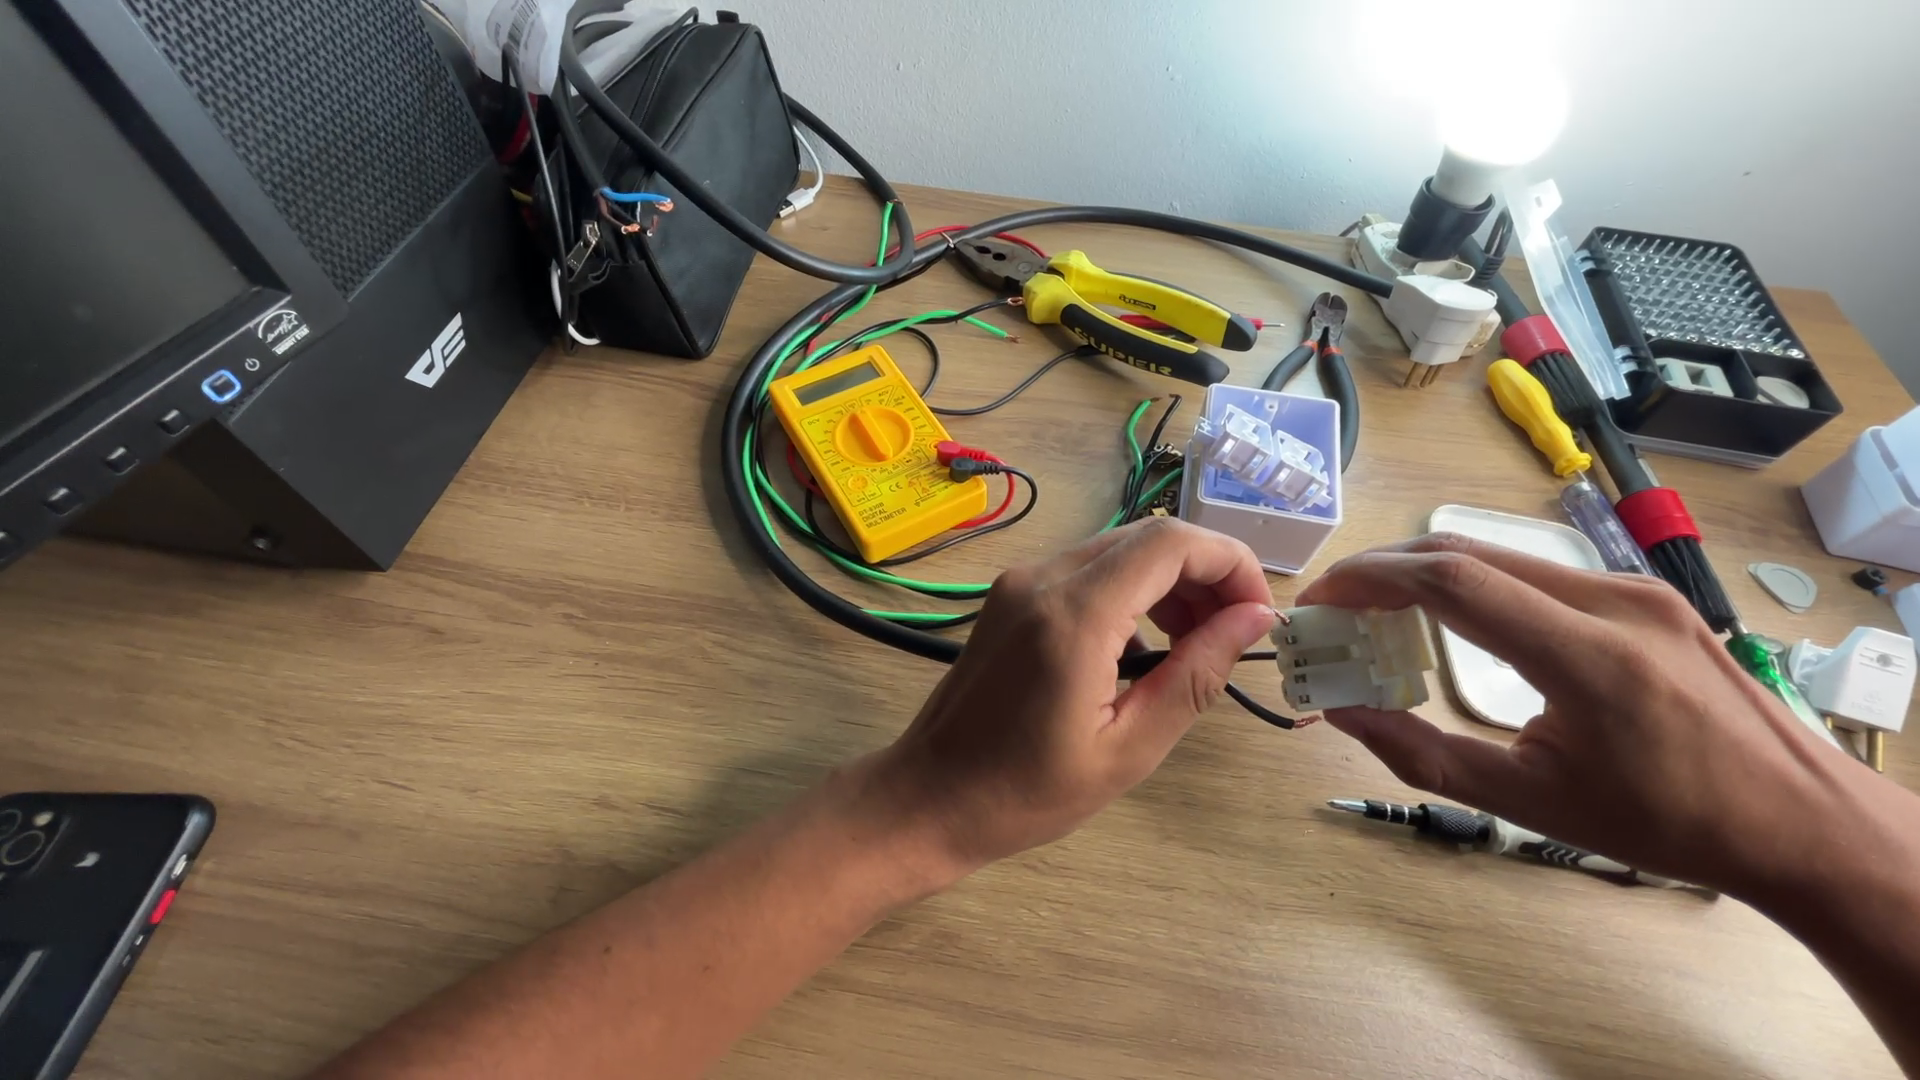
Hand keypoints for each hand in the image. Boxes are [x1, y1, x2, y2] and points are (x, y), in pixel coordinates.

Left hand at [861, 518, 1276, 879]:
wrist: (931, 795)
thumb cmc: (1028, 793)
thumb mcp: (1129, 747)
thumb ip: (1196, 674)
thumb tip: (1255, 619)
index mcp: (1073, 616)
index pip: (1172, 543)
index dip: (1231, 563)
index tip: (1257, 615)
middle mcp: (1042, 579)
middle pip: (1147, 537)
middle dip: (1205, 573)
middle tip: (1230, 634)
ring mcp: (1019, 582)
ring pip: (1118, 550)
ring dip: (1168, 582)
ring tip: (1192, 645)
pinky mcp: (1009, 595)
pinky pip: (1086, 571)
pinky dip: (1129, 592)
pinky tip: (1139, 648)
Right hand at [1298, 533, 1868, 896]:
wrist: (1808, 825)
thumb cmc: (1668, 824)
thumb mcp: (1531, 802)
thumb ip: (1422, 754)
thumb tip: (1342, 712)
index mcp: (1588, 657)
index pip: (1452, 581)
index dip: (1369, 579)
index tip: (1320, 601)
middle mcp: (1612, 601)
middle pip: (1463, 551)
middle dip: (1380, 568)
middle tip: (1333, 604)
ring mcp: (1632, 589)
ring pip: (1494, 553)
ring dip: (1419, 571)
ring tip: (1374, 609)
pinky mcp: (1640, 592)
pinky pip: (1529, 569)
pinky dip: (1466, 581)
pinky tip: (1444, 613)